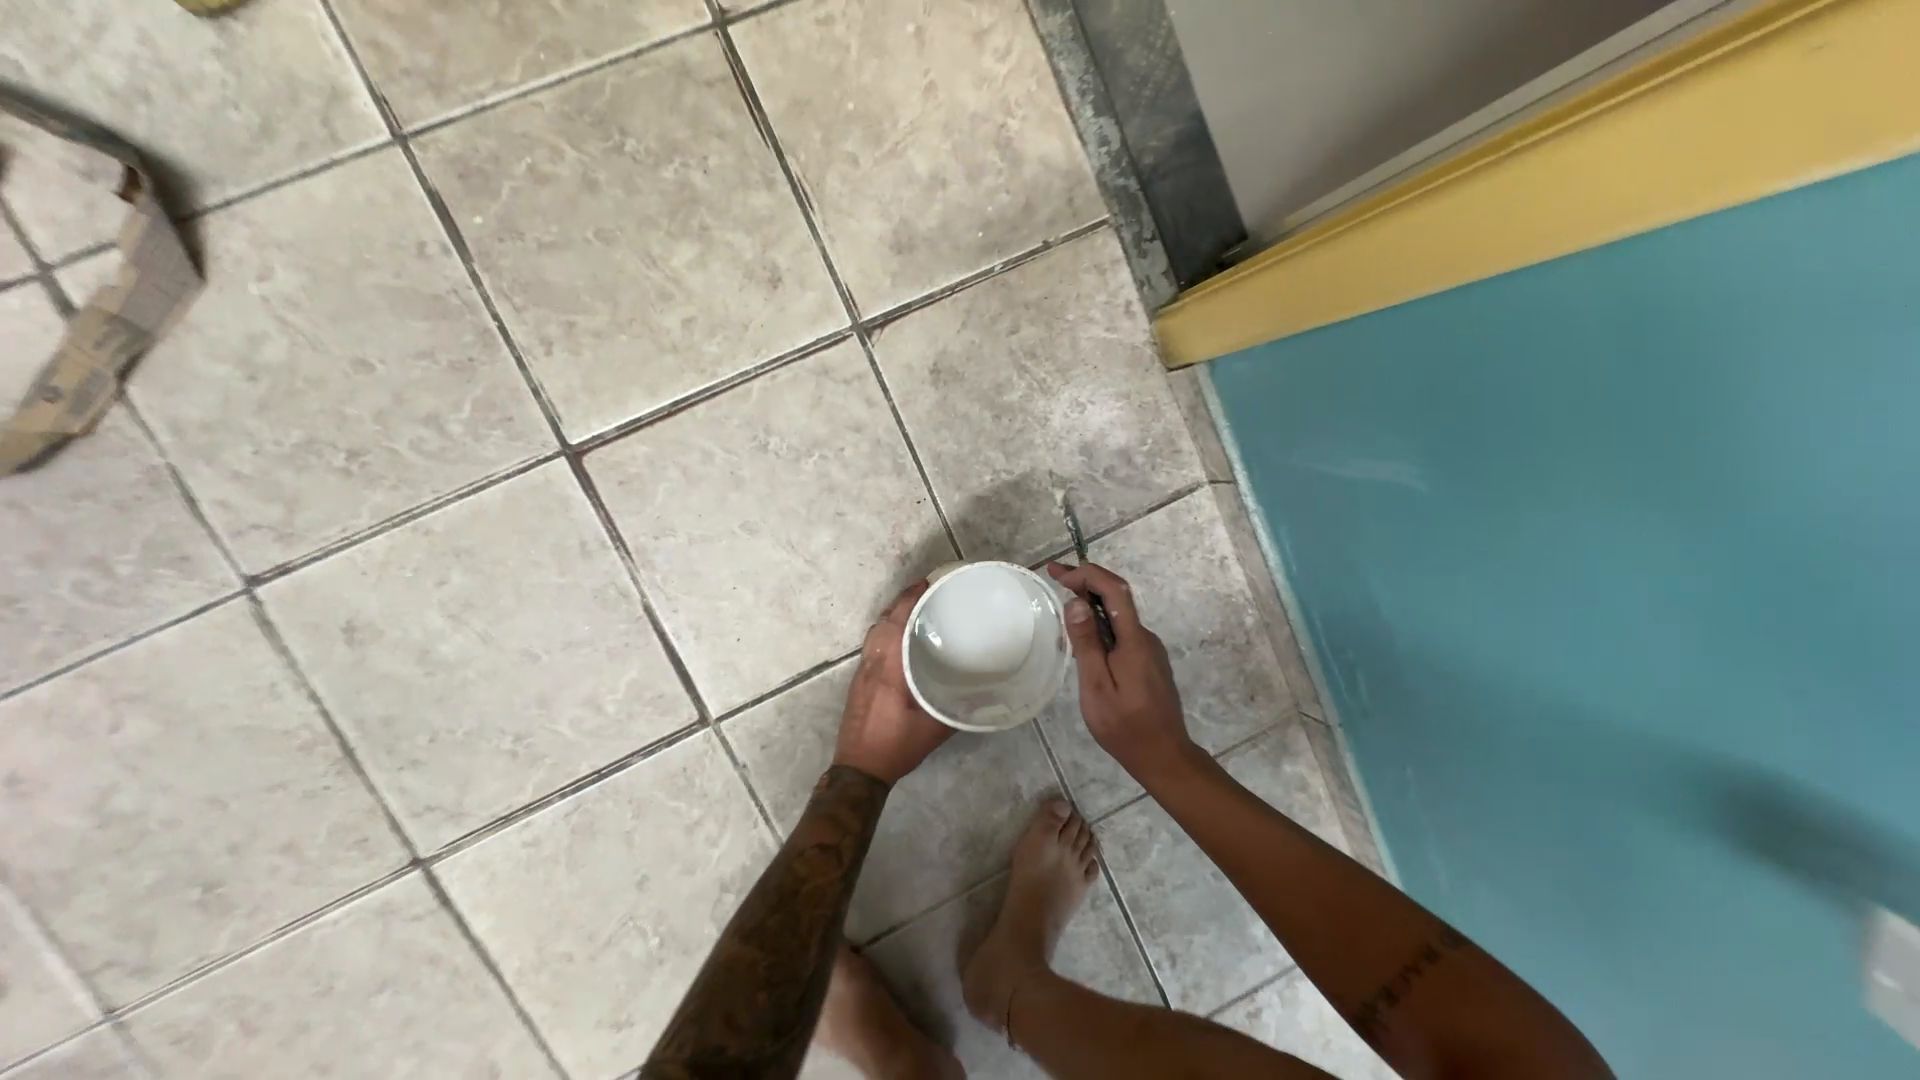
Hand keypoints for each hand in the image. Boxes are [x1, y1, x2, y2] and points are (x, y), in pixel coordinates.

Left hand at [832, 579, 952, 785]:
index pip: (896, 624)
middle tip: (926, 591)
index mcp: (890, 671)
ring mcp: (862, 673)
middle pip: (883, 623)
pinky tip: (900, 640)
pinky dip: (885, 633)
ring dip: (892, 617)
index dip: (909, 600)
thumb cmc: (895, 747)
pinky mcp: (858, 682)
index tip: (926, 583)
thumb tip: (988, 696)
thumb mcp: (934, 729)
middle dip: (902, 602)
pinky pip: (872, 646)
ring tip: (914, 610)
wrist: (858, 769)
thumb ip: (959, 710)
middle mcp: (872, 665)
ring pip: (874, 634)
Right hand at [1046, 560, 1197, 780]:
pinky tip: (1085, 636)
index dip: (1087, 574)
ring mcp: (1149, 650)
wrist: (1163, 755)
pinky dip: (1102, 623)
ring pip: (1120, 615)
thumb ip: (1087, 644)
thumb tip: (1077, 603)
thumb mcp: (1097, 687)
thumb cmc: (1124, 726)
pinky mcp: (1148, 662)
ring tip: (1064, 602)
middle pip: (1118, 597)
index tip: (1058, 573)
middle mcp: (1145, 638)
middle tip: (1054, 575)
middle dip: (1087, 581)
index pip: (1114, 590)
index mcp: (1134, 640)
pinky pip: (1123, 632)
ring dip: (1093, 602)